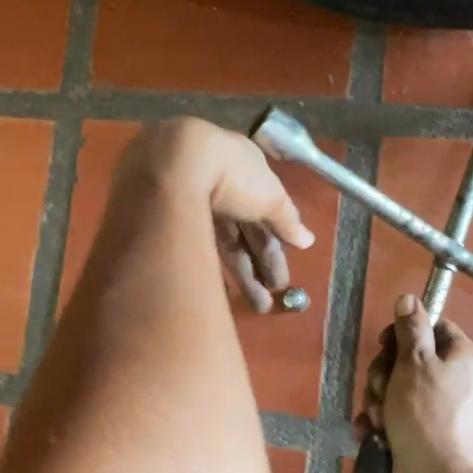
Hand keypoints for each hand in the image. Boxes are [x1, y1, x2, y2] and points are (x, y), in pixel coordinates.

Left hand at [117, 118, 316, 312]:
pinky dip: (207, 267)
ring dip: (242, 273)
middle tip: (272, 297)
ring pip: (220, 240)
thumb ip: (288, 219)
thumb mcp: (271, 196)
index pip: (264, 208)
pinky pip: (192, 246)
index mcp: (240, 166)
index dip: (276, 240)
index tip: (283, 268)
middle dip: (260, 264)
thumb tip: (308, 241)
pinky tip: (216, 293)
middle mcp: (212, 180)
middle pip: (242, 228)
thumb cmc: (232, 174)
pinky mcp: (164, 217)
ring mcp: (186, 198)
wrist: (171, 166)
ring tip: (259, 306)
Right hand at [356, 294, 472, 472]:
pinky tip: (368, 432)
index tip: (386, 347)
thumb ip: (411, 329)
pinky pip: (394, 415)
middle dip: (383, 374)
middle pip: (407, 358)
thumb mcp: (416, 362)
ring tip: (377, 419)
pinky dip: (378, 422)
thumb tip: (409, 298)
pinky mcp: (422, 432)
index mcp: (461, 356)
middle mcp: (454, 378)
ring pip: (394, 388)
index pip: (431, 327)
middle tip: (381, 390)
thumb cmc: (427, 414)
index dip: (404, 333)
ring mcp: (437, 408)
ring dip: (377, 400)